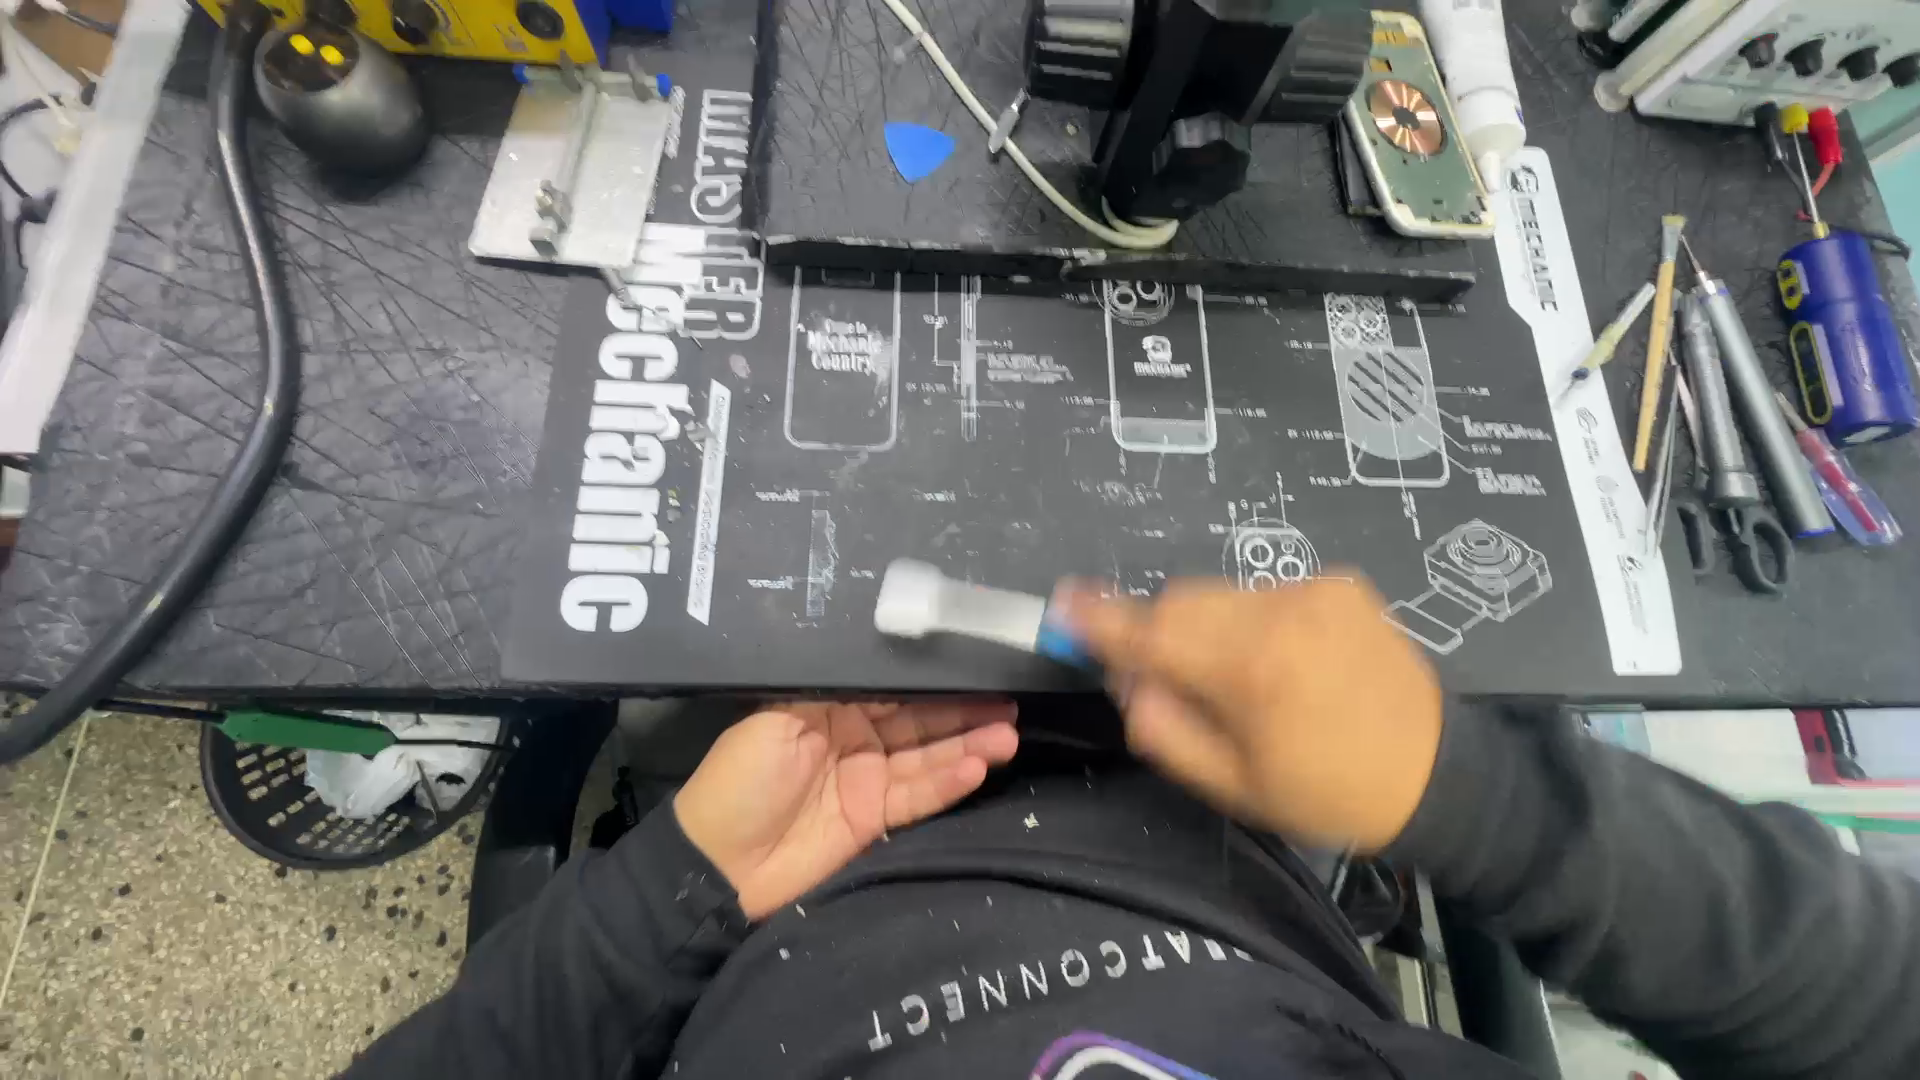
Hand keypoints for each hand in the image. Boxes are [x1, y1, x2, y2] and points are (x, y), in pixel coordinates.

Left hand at [674, 701, 1017, 918]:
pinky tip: (979, 768)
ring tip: (1009, 734)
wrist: (716, 866)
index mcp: (830, 706)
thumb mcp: (779, 717)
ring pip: (927, 757)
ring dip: (968, 746)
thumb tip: (882, 657)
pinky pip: (918, 796)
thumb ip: (835, 688)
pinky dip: (948, 783)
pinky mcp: (875, 819)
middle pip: (919, 720)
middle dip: (963, 711)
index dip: (932, 679)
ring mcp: (868, 779)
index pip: (892, 687)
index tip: (974, 667)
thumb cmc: (741, 779)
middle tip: (1009, 701)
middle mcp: (856, 737)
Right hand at [1057, 576, 1441, 850]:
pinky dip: (1249, 618)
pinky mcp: (1338, 582)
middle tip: (1167, 673)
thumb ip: (1164, 730)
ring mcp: (1314, 590)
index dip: (1101, 618)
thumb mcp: (1233, 786)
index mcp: (1252, 671)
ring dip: (1205, 624)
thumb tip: (1127, 680)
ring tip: (1239, 672)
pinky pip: (1260, 590)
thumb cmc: (1326, 793)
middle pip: (1180, 600)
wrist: (1439, 776)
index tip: (1062, 603)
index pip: (1153, 632)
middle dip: (1158, 629)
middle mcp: (1280, 613)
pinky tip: (1282, 656)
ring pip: (1217, 592)